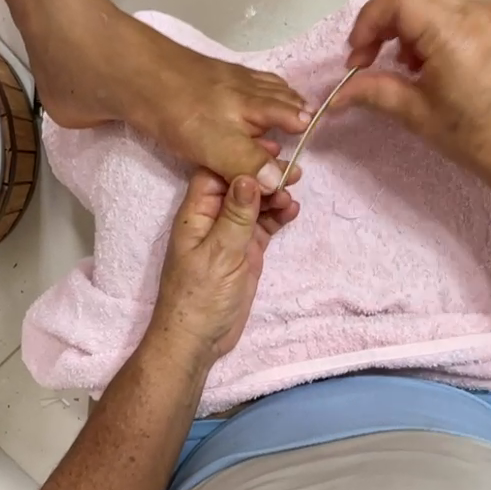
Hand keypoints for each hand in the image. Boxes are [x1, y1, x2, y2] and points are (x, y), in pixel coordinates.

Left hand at [147, 170, 296, 365]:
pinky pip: (262, 226)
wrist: (198, 340)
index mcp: (196, 214)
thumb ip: (236, 215)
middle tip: (295, 171)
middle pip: (239, 186)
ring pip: (254, 205)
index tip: (271, 150)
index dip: (240, 157)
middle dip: (264, 176)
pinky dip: (277, 217)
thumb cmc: (199, 297)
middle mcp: (212, 220)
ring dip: (274, 197)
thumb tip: (248, 175)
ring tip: (294, 194)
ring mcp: (230, 236)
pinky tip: (292, 211)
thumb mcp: (220, 253)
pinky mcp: (245, 252)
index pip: (215, 173)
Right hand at [337, 0, 490, 189]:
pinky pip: (464, 2)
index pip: (401, 1)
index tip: (358, 57)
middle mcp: (481, 13)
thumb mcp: (416, 115)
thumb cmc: (477, 139)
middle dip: (386, 19)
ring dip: (411, 17)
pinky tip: (433, 54)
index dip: (370, 22)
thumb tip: (336, 96)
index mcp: (457, 35)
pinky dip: (437, 18)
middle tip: (372, 56)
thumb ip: (372, 92)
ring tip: (405, 57)